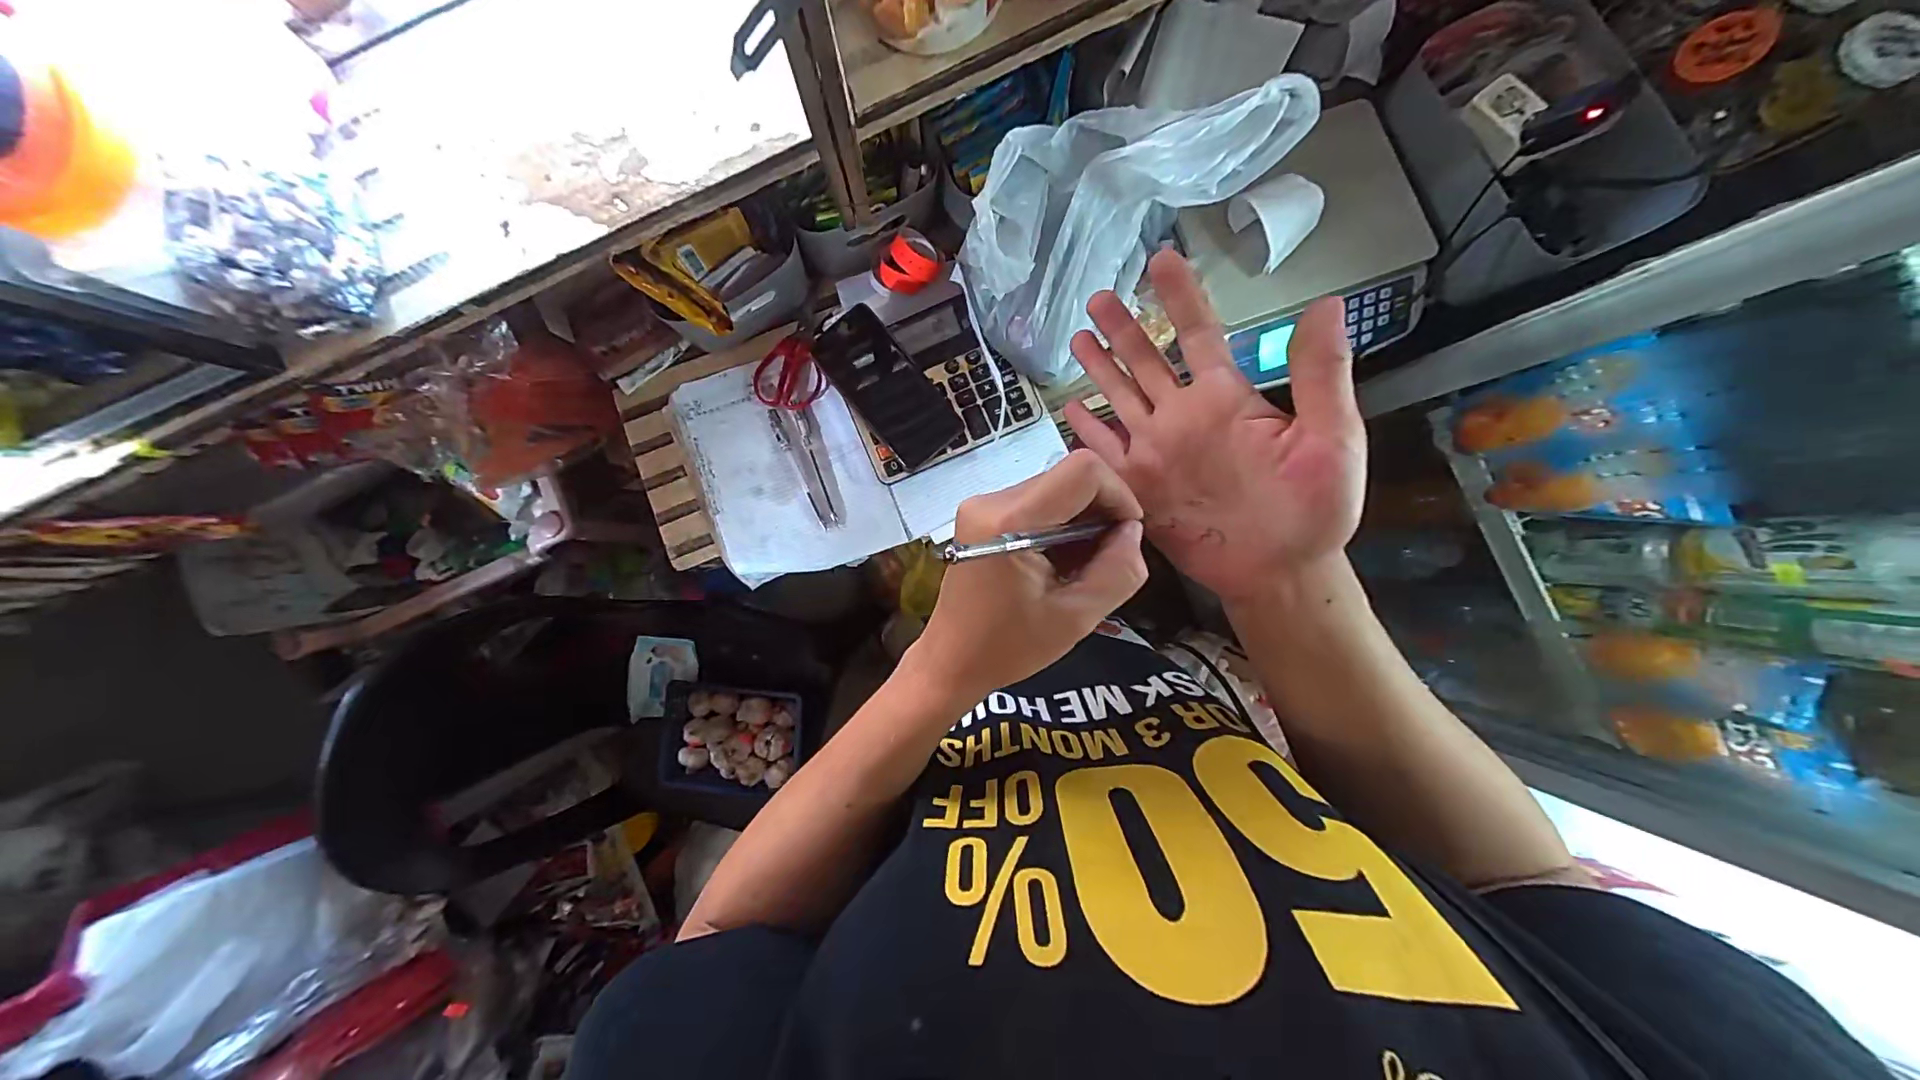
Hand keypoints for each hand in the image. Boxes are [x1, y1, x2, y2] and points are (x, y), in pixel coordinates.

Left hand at [904, 450, 1147, 702]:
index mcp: (1009, 520)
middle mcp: (991, 500)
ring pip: (1055, 488)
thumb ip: (1118, 570)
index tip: (1125, 535)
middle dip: (1099, 512)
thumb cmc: (1008, 646)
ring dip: (1079, 521)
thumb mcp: (1077, 618)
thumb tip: (1132, 530)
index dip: (1118, 495)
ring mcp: (982, 504)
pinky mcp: (981, 514)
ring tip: (1078, 567)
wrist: (951, 660)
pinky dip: (1059, 524)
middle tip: (1104, 559)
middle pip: (1068, 477)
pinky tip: (1057, 563)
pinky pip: (1037, 501)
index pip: (1083, 470)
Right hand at [1063, 248, 1365, 601]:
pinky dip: (1086, 429)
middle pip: (1146, 361)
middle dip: (1123, 328)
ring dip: (1099, 368)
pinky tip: (1070, 407)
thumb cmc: (1314, 508)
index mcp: (1225, 399)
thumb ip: (1319, 375)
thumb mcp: (1331, 437)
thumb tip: (1328, 304)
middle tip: (1099, 297)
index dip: (1180, 297)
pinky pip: (1105, 450)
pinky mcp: (1138, 485)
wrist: (1279, 569)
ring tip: (1078, 338)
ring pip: (1120, 397)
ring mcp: (1156, 451)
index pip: (1198, 334)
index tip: (1162, 260)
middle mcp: (1183, 417)